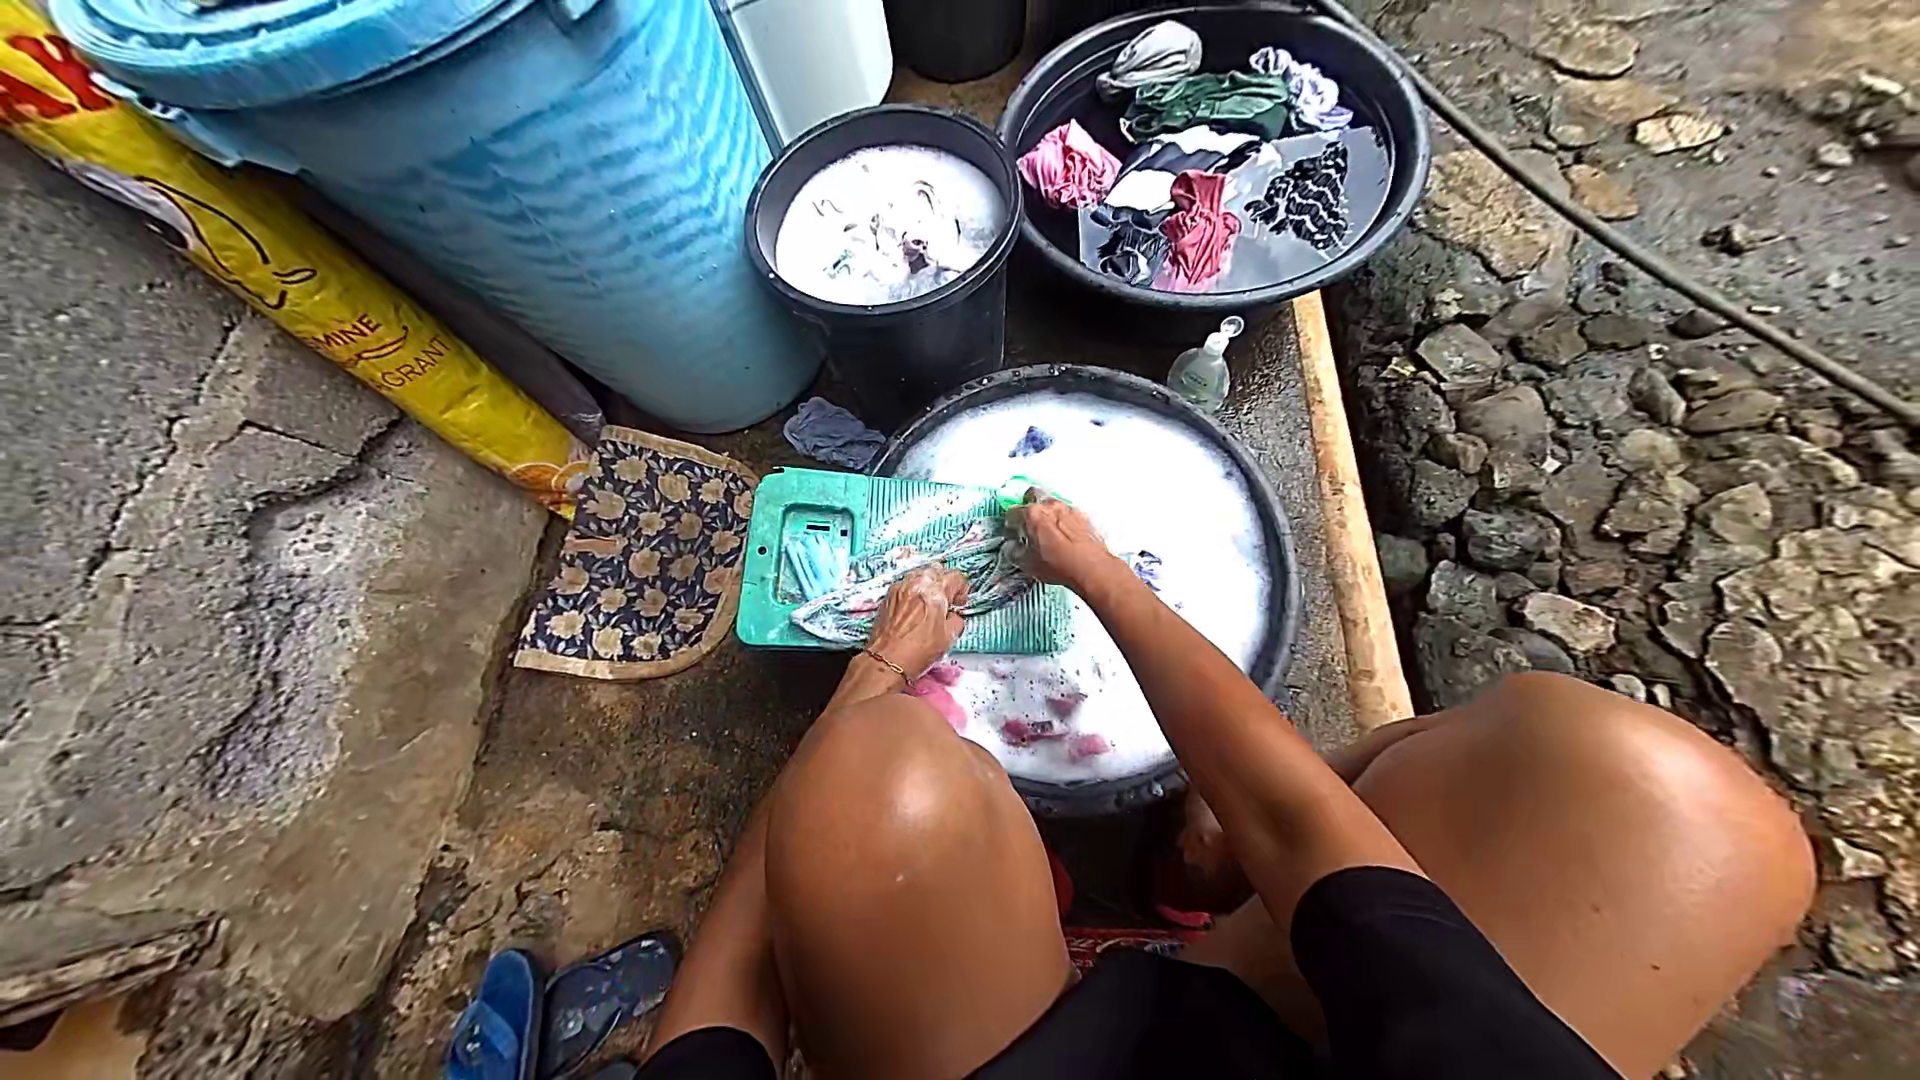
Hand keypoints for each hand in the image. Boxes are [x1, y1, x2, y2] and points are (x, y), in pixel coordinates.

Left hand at [867, 566, 967, 675]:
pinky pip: (905, 586)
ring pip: (919, 576)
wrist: (887, 660)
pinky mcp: (888, 596)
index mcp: (935, 590)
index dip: (962, 590)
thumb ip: (956, 619)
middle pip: (937, 572)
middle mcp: (916, 582)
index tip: (959, 604)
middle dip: (944, 585)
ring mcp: (899, 587)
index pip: (956, 576)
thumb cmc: (919, 649)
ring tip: (929, 606)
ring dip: (928, 587)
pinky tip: (914, 610)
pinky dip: (913, 593)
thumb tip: (953, 615)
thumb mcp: (948, 637)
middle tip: (945, 603)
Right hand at [1003, 488, 1117, 590]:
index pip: (1014, 511)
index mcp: (1032, 513)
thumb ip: (1016, 552)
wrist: (1090, 569)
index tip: (1012, 530)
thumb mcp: (1028, 564)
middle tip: (1028, 525)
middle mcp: (1051, 506)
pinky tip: (1064, 537)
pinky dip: (1065, 523)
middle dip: (1030, 510)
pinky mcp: (1084, 519)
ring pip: (1054, 506)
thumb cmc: (1062, 564)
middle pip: (1035, 500)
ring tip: (1047, 533)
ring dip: (1049, 515)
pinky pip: (1070, 515)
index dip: (1011, 522)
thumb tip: (1014, 550)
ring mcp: (1069, 511)